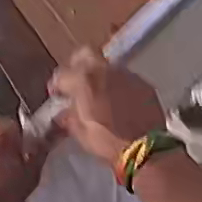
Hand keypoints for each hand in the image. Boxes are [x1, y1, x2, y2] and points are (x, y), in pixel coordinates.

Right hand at [48, 49, 165, 166]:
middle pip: (85, 54)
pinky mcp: (143, 83)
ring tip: (99, 94)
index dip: (56, 85)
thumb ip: (69, 117)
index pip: (61, 74)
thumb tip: (63, 113)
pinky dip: (117, 85)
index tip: (57, 96)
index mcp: (83, 80)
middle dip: (77, 65)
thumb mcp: (80, 132)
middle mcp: (104, 70)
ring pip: (107, 65)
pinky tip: (119, 101)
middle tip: (76, 83)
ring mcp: (126, 74)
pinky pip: (125, 78)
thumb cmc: (106, 140)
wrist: (146, 147)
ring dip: (99, 76)